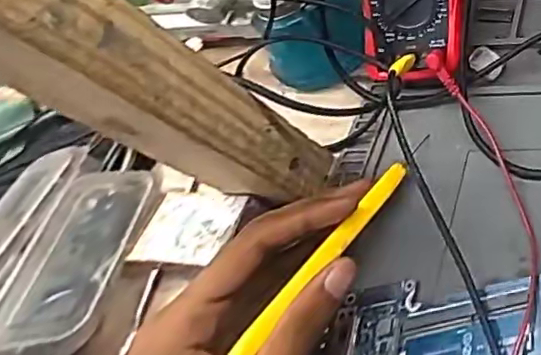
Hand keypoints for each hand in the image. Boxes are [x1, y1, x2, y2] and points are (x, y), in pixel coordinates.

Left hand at [129, 182, 369, 354]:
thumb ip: (296, 330)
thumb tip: (341, 269)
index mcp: (180, 320)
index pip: (256, 242)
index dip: (310, 214)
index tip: (355, 200)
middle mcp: (182, 318)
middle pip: (256, 251)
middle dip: (311, 222)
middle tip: (360, 201)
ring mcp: (191, 337)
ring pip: (257, 274)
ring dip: (306, 247)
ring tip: (347, 225)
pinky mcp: (205, 352)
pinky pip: (254, 302)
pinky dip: (292, 281)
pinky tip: (319, 270)